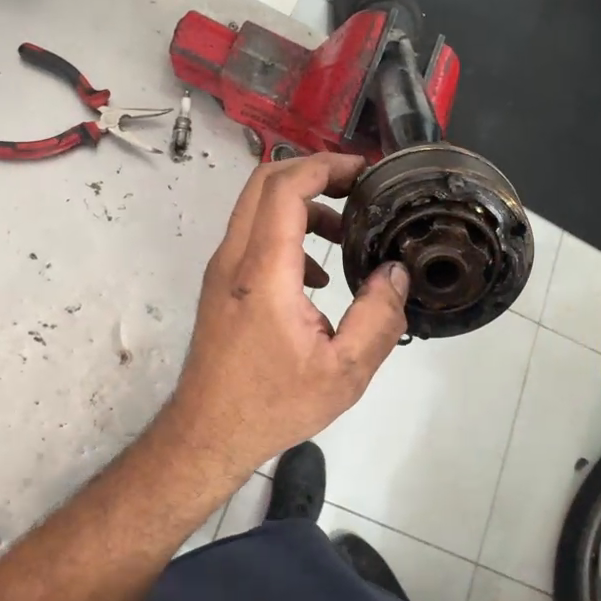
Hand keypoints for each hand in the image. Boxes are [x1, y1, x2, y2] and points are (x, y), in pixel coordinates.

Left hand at [158, 153, 409, 479]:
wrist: (206, 434)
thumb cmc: (272, 404)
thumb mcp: (344, 372)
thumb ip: (378, 318)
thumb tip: (395, 273)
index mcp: (264, 271)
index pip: (285, 188)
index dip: (325, 166)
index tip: (362, 171)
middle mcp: (235, 258)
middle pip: (265, 182)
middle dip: (314, 172)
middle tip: (357, 187)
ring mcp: (222, 270)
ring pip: (257, 207)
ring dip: (302, 205)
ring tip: (345, 233)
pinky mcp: (221, 285)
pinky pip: (253, 235)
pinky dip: (288, 232)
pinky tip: (318, 276)